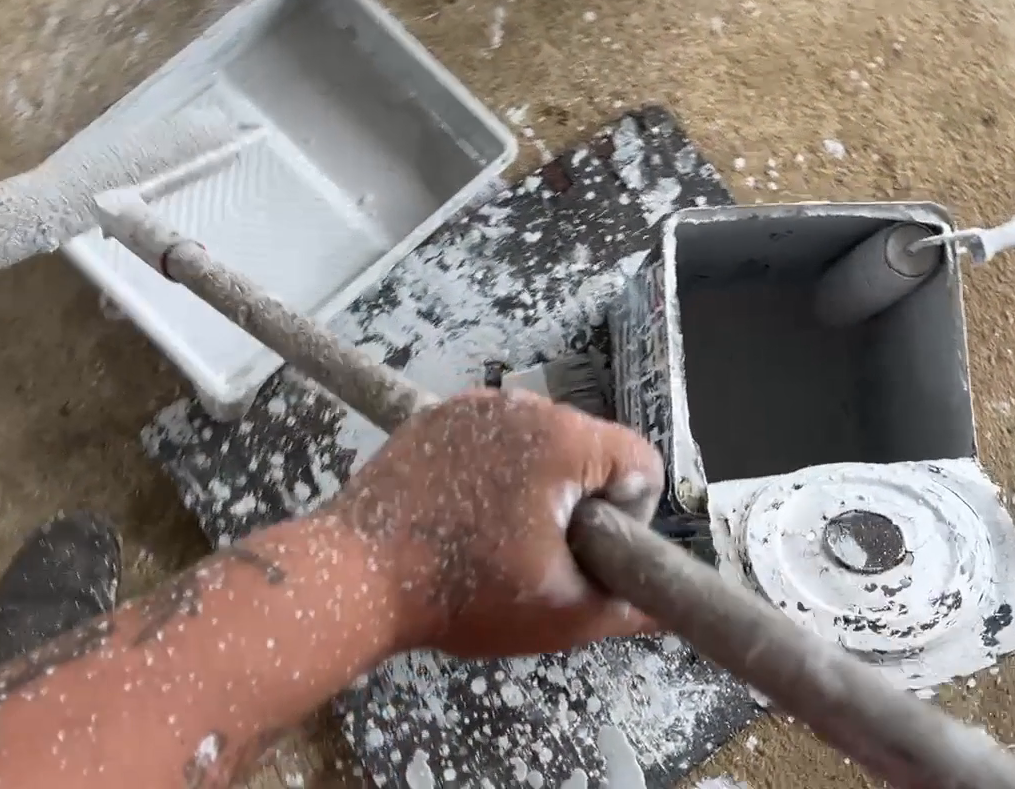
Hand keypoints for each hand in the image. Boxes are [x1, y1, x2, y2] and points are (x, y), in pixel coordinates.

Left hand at [334, 388, 663, 659]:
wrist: (353, 575)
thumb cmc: (464, 592)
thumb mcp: (558, 613)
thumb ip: (624, 607)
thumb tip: (661, 609)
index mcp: (567, 440)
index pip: (640, 458)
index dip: (631, 512)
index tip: (588, 548)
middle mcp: (528, 405)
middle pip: (592, 445)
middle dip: (583, 494)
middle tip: (540, 546)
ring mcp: (480, 402)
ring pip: (543, 436)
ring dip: (540, 476)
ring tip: (498, 527)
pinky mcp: (442, 411)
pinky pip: (496, 430)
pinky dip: (496, 461)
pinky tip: (465, 503)